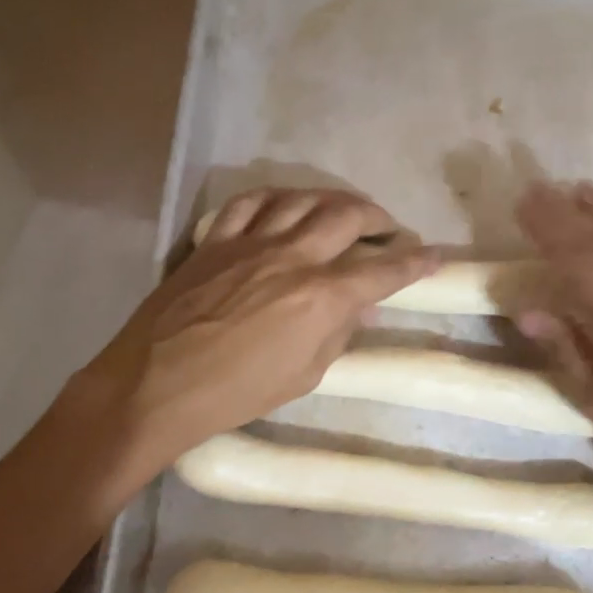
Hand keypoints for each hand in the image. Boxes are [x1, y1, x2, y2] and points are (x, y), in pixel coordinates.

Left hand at [87, 188, 438, 465]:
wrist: (158, 385)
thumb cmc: (237, 394)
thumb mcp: (303, 375)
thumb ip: (337, 333)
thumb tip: (360, 306)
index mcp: (321, 297)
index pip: (382, 270)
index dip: (415, 261)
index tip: (434, 254)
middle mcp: (292, 257)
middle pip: (346, 216)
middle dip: (376, 216)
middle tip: (387, 227)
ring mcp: (250, 242)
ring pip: (300, 198)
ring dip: (330, 199)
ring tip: (342, 210)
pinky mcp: (215, 240)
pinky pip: (250, 203)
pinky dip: (276, 199)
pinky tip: (284, 206)